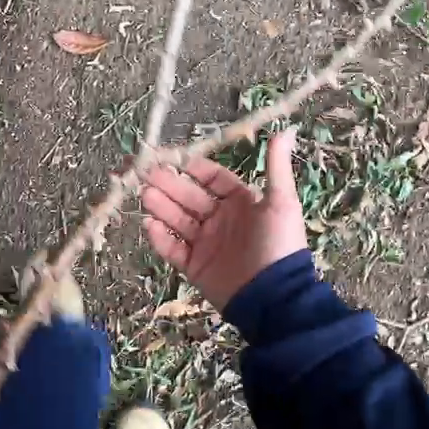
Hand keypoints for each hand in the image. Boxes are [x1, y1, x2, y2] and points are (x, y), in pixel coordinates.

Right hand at [139, 130, 306, 309]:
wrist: (275, 299)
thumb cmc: (278, 245)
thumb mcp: (281, 202)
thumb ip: (276, 166)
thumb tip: (285, 130)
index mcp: (240, 202)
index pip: (210, 178)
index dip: (189, 166)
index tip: (167, 155)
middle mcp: (220, 220)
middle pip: (188, 196)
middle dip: (167, 184)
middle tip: (144, 173)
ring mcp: (206, 244)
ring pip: (177, 220)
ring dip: (160, 206)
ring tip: (143, 194)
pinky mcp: (196, 267)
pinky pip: (173, 249)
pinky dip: (160, 238)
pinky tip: (148, 224)